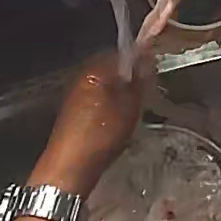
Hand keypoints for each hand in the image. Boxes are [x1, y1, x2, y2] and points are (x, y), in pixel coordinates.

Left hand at [30, 52, 146, 193]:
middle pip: (112, 65)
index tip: (153, 74)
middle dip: (129, 76)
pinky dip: (107, 100)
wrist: (68, 168)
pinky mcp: (71, 107)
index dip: (141, 61)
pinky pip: (95, 94)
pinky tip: (115, 117)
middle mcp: (83, 73)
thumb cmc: (102, 136)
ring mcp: (74, 90)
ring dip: (118, 89)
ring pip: (104, 81)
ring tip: (132, 107)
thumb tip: (146, 59)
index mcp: (96, 69)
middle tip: (145, 92)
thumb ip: (140, 80)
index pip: (124, 52)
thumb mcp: (130, 108)